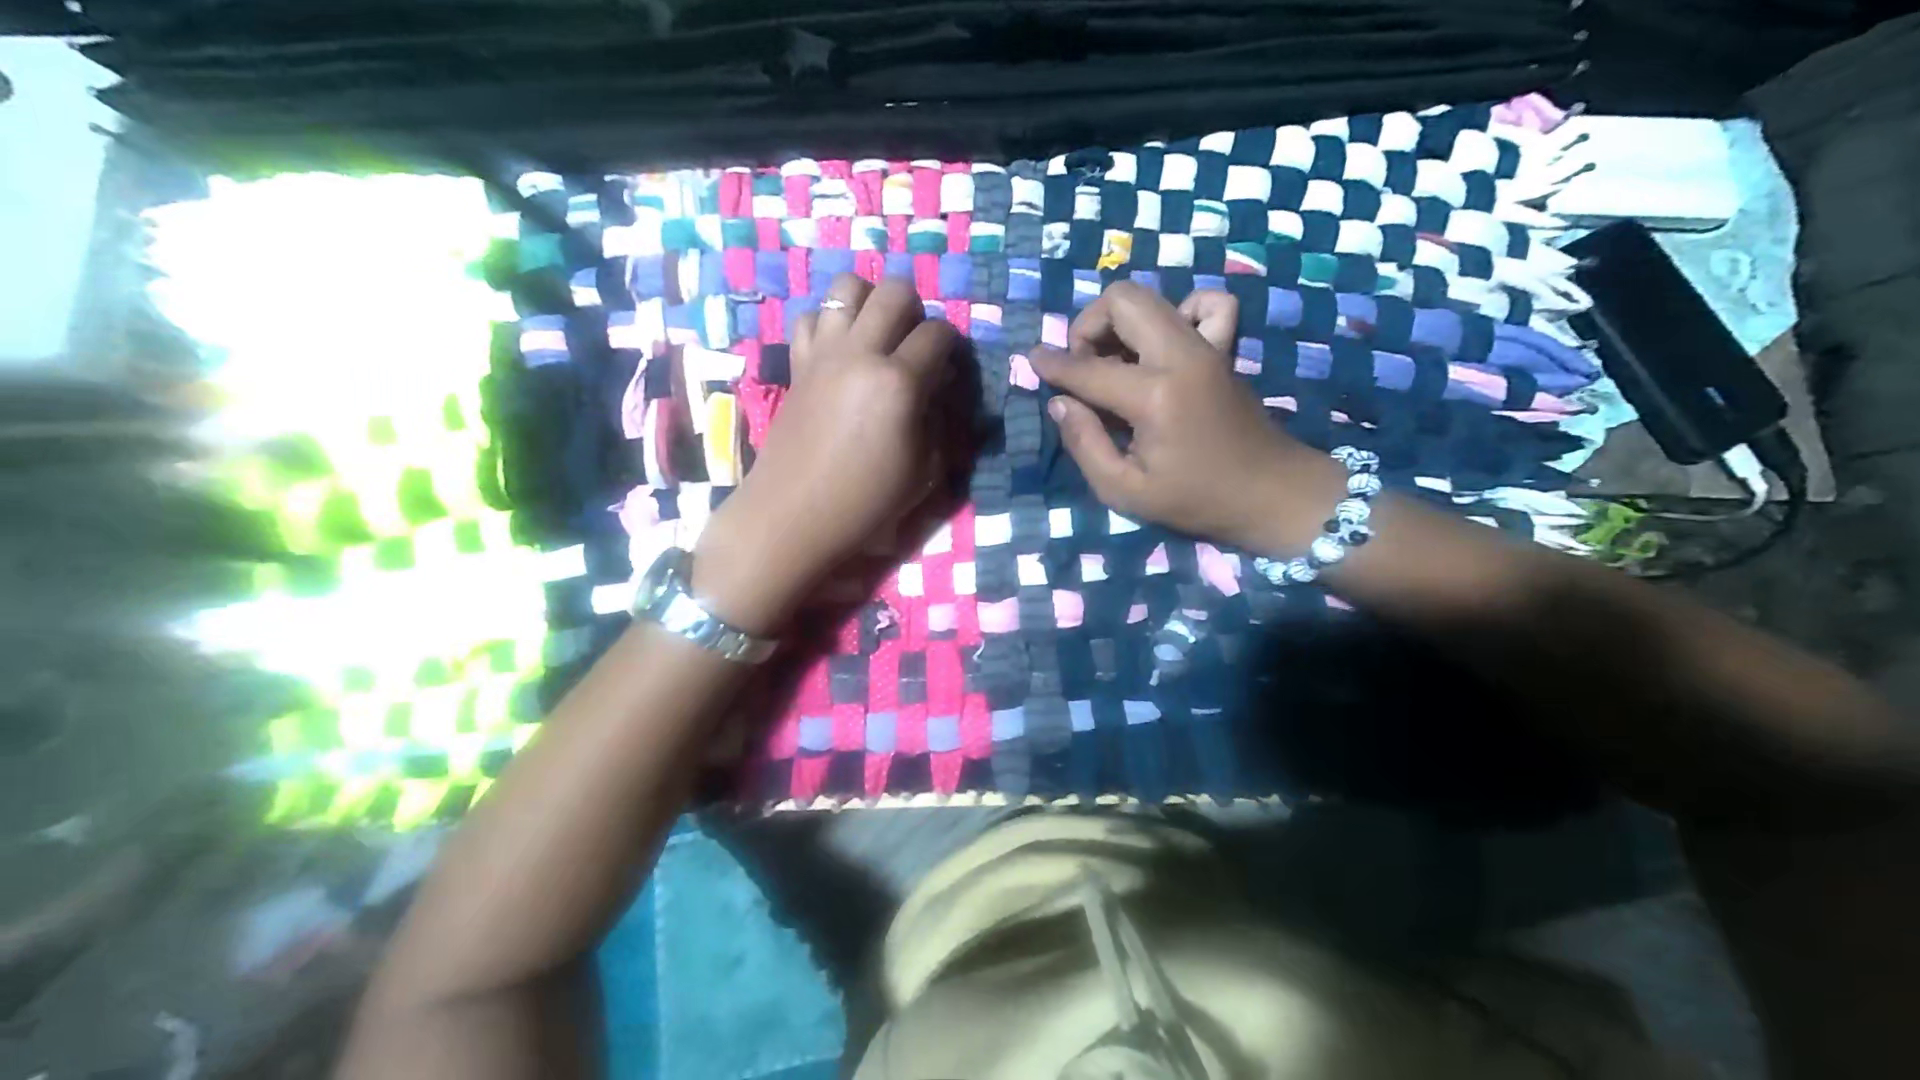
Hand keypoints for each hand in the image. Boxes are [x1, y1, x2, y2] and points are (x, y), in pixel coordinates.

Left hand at [694, 274, 959, 634]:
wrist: (794, 514)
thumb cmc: (865, 502)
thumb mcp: (924, 470)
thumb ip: (937, 419)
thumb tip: (935, 387)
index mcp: (898, 382)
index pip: (938, 335)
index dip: (951, 348)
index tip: (948, 370)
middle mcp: (860, 353)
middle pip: (895, 291)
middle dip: (915, 309)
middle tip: (914, 343)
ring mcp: (823, 353)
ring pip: (847, 286)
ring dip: (869, 301)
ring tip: (876, 334)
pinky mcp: (798, 363)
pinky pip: (811, 317)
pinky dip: (829, 322)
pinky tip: (839, 350)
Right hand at [1030, 283, 1339, 553]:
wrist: (1270, 493)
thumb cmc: (1194, 500)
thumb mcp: (1124, 491)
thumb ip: (1084, 444)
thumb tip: (1060, 403)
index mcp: (1154, 396)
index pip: (1087, 367)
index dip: (1052, 364)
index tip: (1033, 360)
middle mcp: (1181, 357)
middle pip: (1122, 301)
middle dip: (1088, 326)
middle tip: (1083, 365)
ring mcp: (1208, 346)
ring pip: (1153, 297)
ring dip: (1122, 320)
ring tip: (1117, 358)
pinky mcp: (1225, 348)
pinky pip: (1207, 305)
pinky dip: (1180, 312)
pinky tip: (1166, 344)